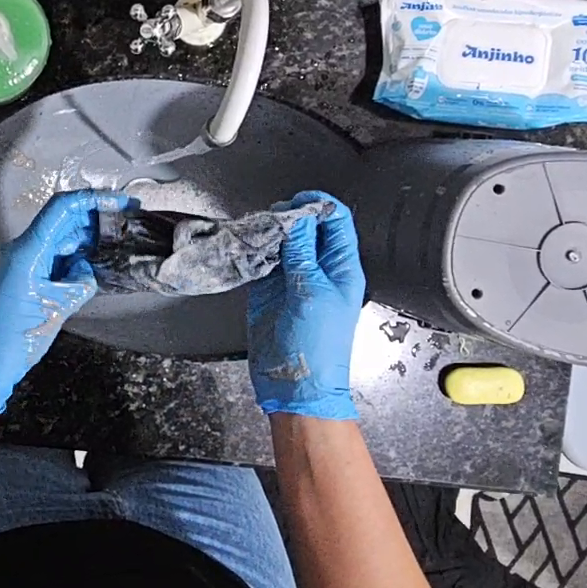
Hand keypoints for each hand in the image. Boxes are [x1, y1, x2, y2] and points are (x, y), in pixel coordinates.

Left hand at [0, 189, 133, 414]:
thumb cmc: (12, 337)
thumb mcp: (56, 307)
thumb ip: (79, 281)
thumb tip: (87, 268)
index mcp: (27, 250)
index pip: (61, 208)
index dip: (91, 200)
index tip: (118, 201)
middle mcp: (24, 250)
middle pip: (63, 219)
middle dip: (94, 216)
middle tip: (124, 218)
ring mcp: (25, 261)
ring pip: (61, 237)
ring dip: (87, 236)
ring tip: (116, 239)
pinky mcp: (28, 274)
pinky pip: (56, 256)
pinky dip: (76, 255)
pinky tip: (96, 260)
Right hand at [246, 191, 366, 420]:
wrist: (294, 386)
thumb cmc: (316, 348)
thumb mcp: (311, 294)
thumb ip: (302, 254)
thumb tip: (298, 219)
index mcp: (341, 268)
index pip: (336, 222)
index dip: (317, 206)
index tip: (294, 201)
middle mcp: (318, 269)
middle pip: (306, 228)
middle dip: (288, 217)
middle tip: (270, 219)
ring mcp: (292, 279)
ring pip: (282, 242)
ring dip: (267, 233)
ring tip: (255, 231)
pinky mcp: (269, 290)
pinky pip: (261, 261)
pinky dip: (252, 252)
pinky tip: (245, 248)